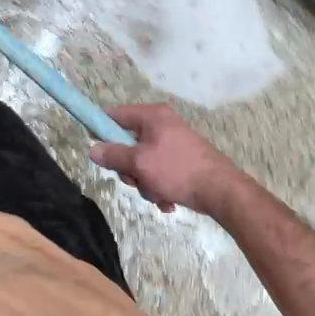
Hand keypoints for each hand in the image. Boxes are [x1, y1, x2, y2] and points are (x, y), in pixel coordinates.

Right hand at [90, 103, 244, 215]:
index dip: (101, 130)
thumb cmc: (177, 170)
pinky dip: (159, 186)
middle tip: (136, 180)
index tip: (96, 150)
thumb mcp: (139, 163)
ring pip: (143, 162)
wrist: (221, 191)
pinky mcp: (182, 160)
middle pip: (127, 143)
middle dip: (129, 168)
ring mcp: (173, 143)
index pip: (114, 115)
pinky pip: (159, 171)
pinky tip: (168, 200)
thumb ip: (113, 155)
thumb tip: (93, 149)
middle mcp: (162, 124)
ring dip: (145, 182)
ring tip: (158, 194)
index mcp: (152, 116)